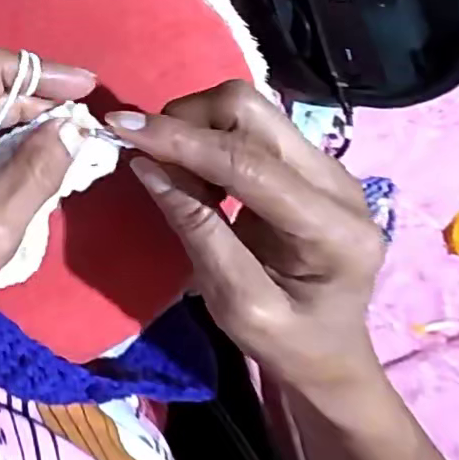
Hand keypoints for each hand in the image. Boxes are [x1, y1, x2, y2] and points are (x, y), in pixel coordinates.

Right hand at [108, 81, 385, 400]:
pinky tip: (199, 171)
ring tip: (177, 169)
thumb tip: (145, 163)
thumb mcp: (234, 302)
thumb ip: (195, 227)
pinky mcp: (306, 158)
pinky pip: (246, 121)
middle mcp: (338, 182)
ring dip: (194, 124)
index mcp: (333, 231)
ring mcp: (326, 164)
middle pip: (249, 110)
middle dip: (186, 120)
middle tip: (153, 155)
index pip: (246, 162)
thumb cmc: (286, 341)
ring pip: (245, 106)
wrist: (330, 353)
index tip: (120, 127)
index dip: (179, 139)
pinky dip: (207, 133)